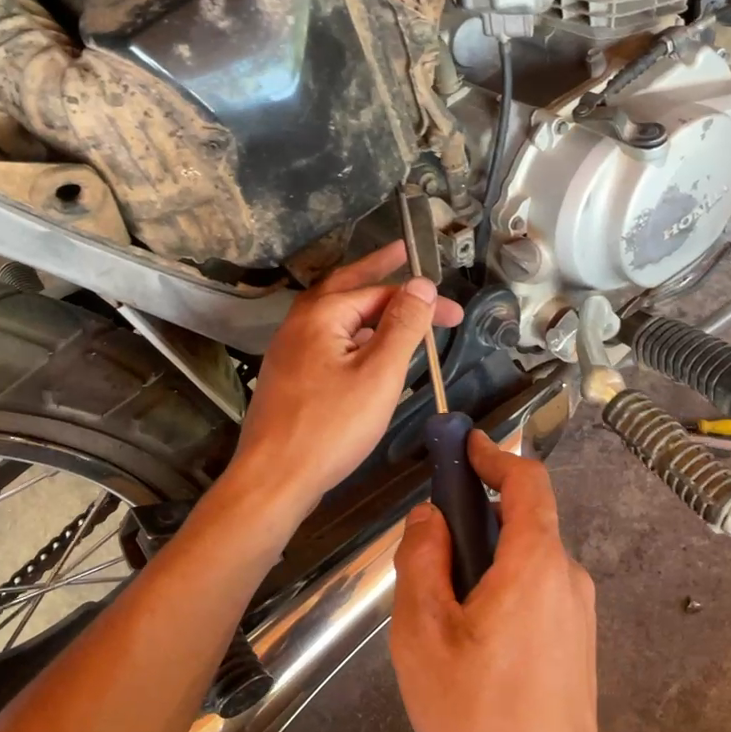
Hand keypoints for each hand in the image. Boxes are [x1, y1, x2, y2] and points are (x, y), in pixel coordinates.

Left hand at [228, 243, 462, 510]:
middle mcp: (301, 323)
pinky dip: (352, 331)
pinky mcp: (290, 376)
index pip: (380, 292)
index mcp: (322, 314)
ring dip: (364, 303)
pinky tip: (366, 348)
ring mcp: (290, 350)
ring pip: (334, 315)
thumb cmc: (330, 426)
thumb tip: (422, 284)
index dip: (420, 299)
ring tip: (393, 300)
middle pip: (346, 287)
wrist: (274, 478)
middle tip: (402, 253)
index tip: (456, 314)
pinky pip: (327, 339)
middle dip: (377, 272)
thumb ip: (403, 325)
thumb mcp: (379, 374)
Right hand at [390, 432, 630, 731]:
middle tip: (431, 548)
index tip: (466, 445)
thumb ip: (422, 562)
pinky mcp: (579, 645)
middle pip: (524, 523)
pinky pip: (539, 595)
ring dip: (488, 564)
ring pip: (528, 564)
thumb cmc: (476, 717)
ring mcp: (580, 615)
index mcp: (536, 564)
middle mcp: (569, 579)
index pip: (527, 481)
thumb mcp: (423, 634)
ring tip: (444, 613)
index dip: (495, 455)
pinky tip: (473, 643)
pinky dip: (505, 591)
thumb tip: (429, 518)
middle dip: (477, 520)